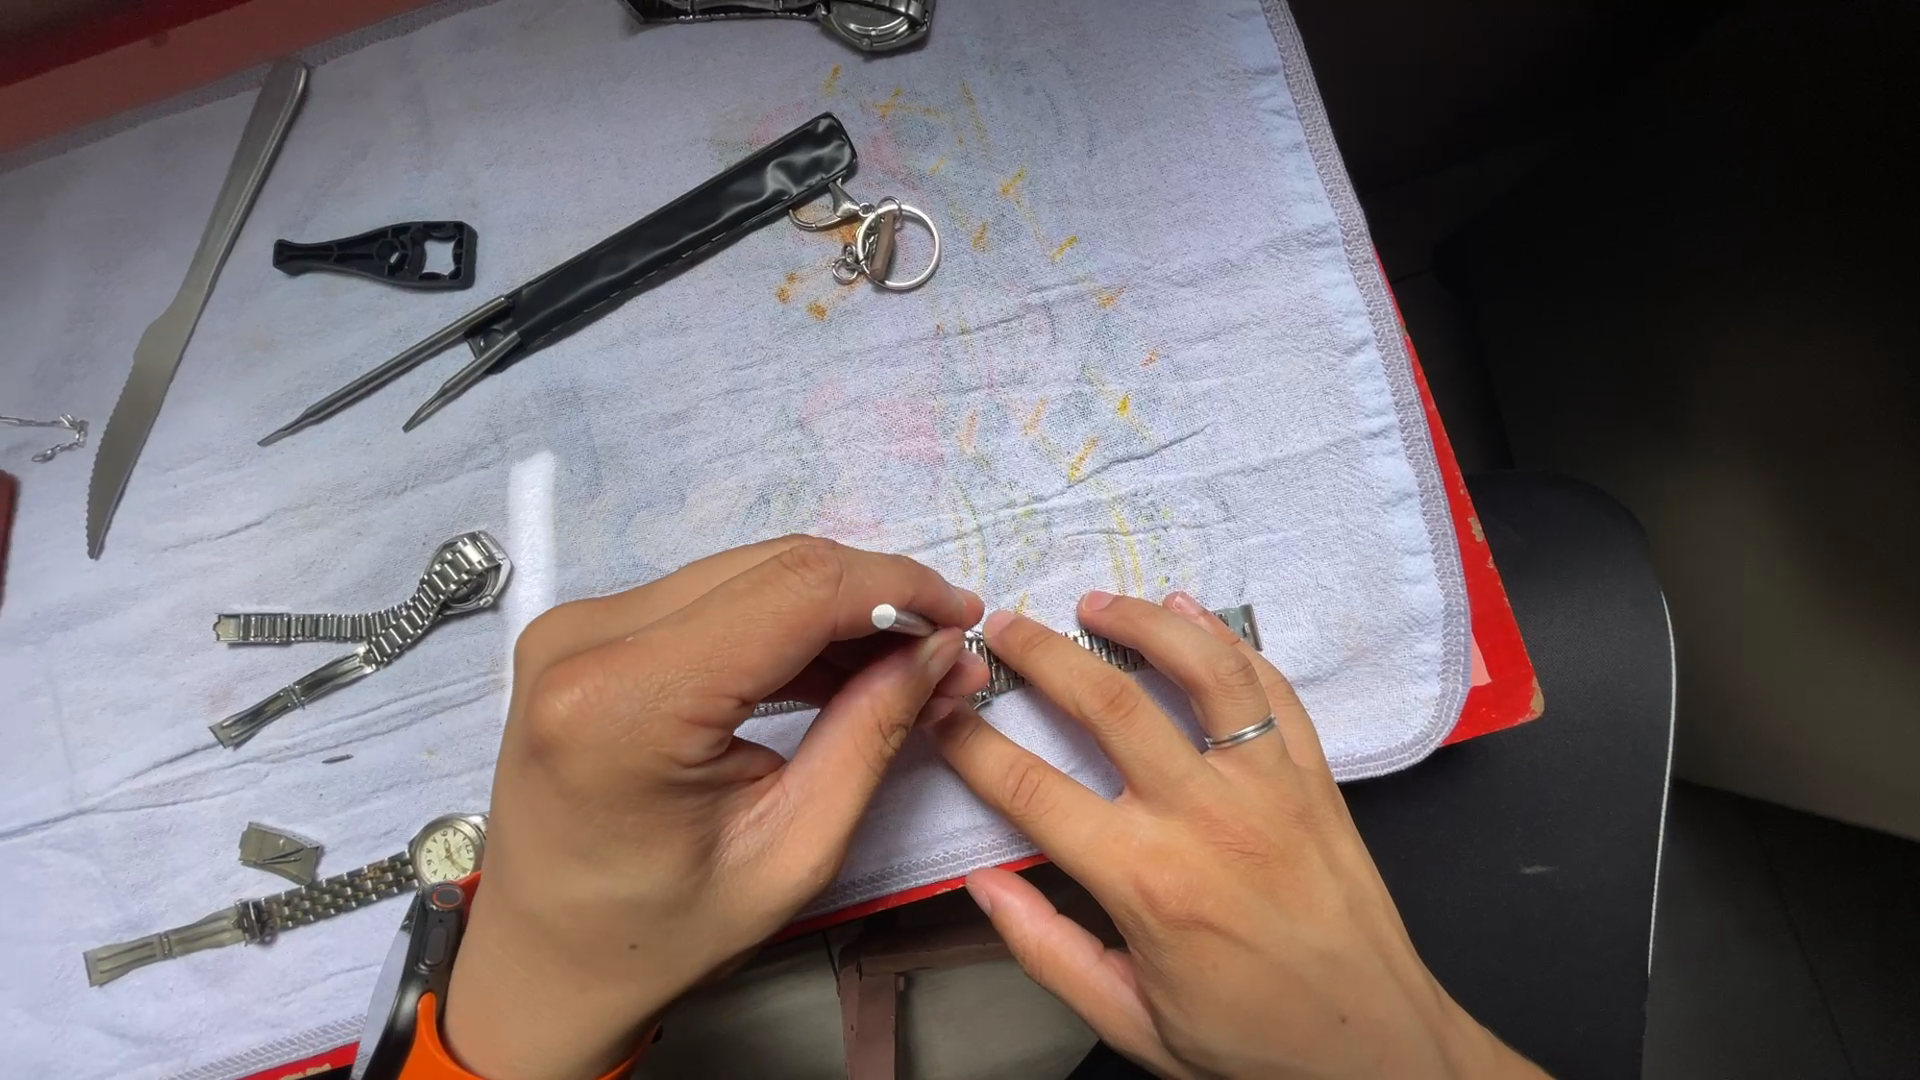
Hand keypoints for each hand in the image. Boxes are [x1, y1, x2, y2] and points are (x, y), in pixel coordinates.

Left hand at [443, 537, 987, 1079]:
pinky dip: (790, 622)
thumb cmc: (663, 932)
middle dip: (877, 597)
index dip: (896, 588)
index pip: (797, 591)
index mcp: (630, 701)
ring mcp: (583, 623)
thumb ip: (872, 732)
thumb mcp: (794, 850)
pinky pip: (720, 597)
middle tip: (940, 647)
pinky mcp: (593, 628)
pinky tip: (839, 661)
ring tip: (901, 659)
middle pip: (777, 568)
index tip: (960, 616)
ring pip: (754, 572)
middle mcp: (590, 637)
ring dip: (839, 608)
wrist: (542, 962)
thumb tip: (938, 648)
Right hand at [929, 592, 1548, 1079]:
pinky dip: (1228, 640)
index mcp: (1144, 880)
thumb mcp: (1127, 1020)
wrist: (1383, 1058)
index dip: (972, 742)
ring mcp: (1267, 786)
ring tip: (1095, 604)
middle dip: (1042, 654)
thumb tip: (978, 880)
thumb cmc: (1244, 1041)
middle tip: (1004, 625)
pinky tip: (1190, 610)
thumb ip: (1044, 947)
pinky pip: (1271, 689)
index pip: (1030, 789)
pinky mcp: (1314, 776)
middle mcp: (1203, 817)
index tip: (942, 708)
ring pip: (1203, 672)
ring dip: (1143, 624)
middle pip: (1108, 705)